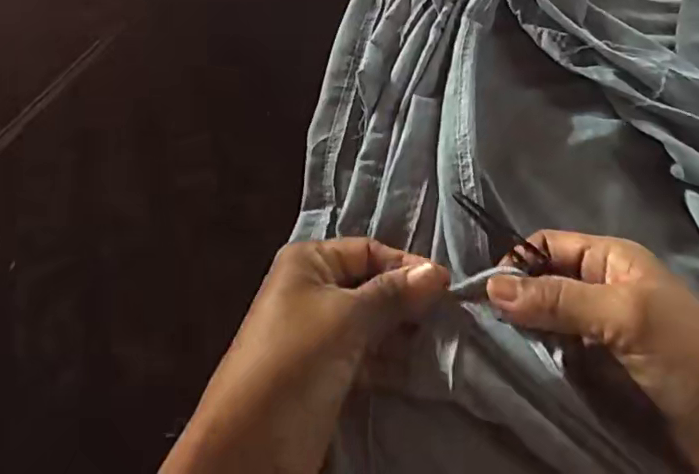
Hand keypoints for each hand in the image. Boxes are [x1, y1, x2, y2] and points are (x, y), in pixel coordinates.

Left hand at [162, 238, 449, 473]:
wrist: (247, 448)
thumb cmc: (295, 363)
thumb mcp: (346, 320)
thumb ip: (392, 295)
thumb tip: (437, 271)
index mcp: (308, 262)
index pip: (367, 250)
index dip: (405, 265)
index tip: (447, 286)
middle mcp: (313, 290)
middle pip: (372, 285)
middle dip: (408, 301)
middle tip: (451, 317)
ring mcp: (319, 333)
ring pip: (373, 323)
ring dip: (404, 333)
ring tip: (444, 343)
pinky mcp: (327, 373)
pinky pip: (368, 356)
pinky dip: (393, 361)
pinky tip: (422, 368)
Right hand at [487, 231, 698, 473]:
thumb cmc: (691, 358)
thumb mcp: (625, 317)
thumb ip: (558, 299)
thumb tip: (491, 286)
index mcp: (610, 259)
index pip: (545, 246)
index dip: (514, 262)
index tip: (483, 294)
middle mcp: (603, 289)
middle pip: (542, 283)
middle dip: (514, 300)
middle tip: (481, 325)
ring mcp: (604, 335)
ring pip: (548, 323)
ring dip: (524, 334)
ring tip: (493, 349)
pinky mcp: (607, 376)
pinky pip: (562, 359)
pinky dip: (541, 362)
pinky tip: (521, 370)